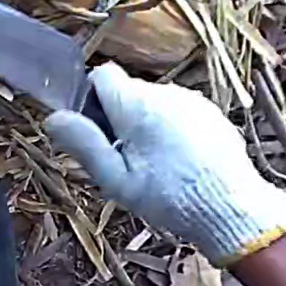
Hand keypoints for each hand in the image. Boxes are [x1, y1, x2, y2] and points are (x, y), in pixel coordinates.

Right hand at [45, 62, 285, 264]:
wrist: (233, 210)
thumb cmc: (169, 198)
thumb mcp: (115, 179)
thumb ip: (84, 144)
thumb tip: (52, 117)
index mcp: (137, 104)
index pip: (101, 74)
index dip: (90, 98)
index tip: (95, 130)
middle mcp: (165, 92)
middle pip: (125, 91)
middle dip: (116, 117)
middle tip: (121, 159)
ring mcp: (192, 101)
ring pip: (150, 102)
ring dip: (142, 124)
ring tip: (152, 165)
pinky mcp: (210, 113)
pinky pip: (175, 111)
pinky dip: (167, 129)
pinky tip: (176, 162)